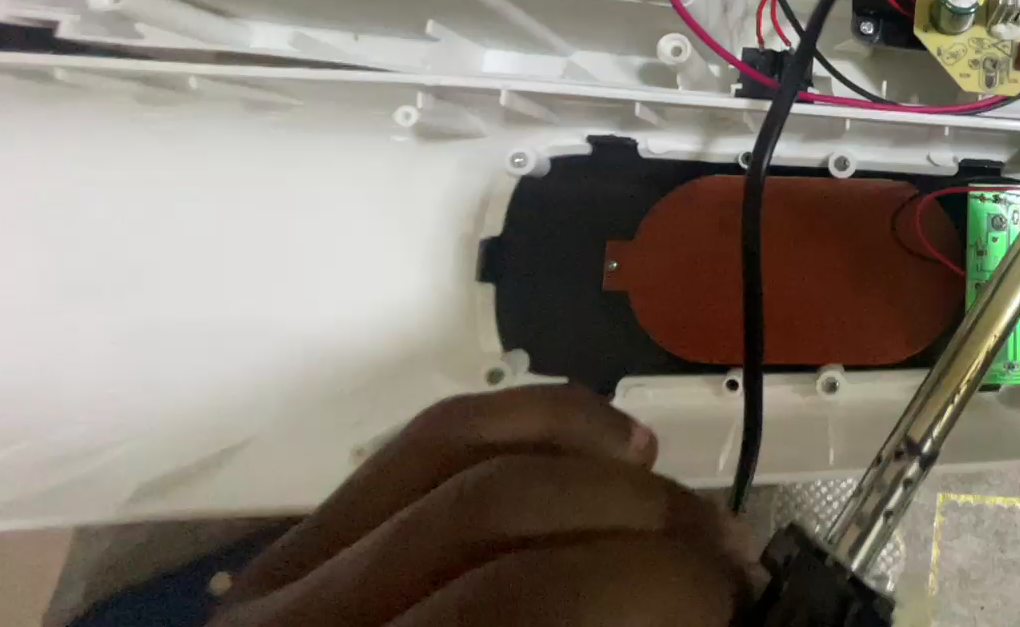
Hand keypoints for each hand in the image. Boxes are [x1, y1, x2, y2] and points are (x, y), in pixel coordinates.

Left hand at [212, 385, 753, 626]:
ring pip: (471, 452)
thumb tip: (726, 601)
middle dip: (645, 519)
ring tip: (678, 493)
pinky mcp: (308, 535)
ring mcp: (284, 578)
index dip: (654, 584)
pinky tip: (617, 444)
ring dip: (605, 464)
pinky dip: (549, 417)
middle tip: (726, 550)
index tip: (735, 594)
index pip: (519, 599)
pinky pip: (442, 431)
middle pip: (503, 513)